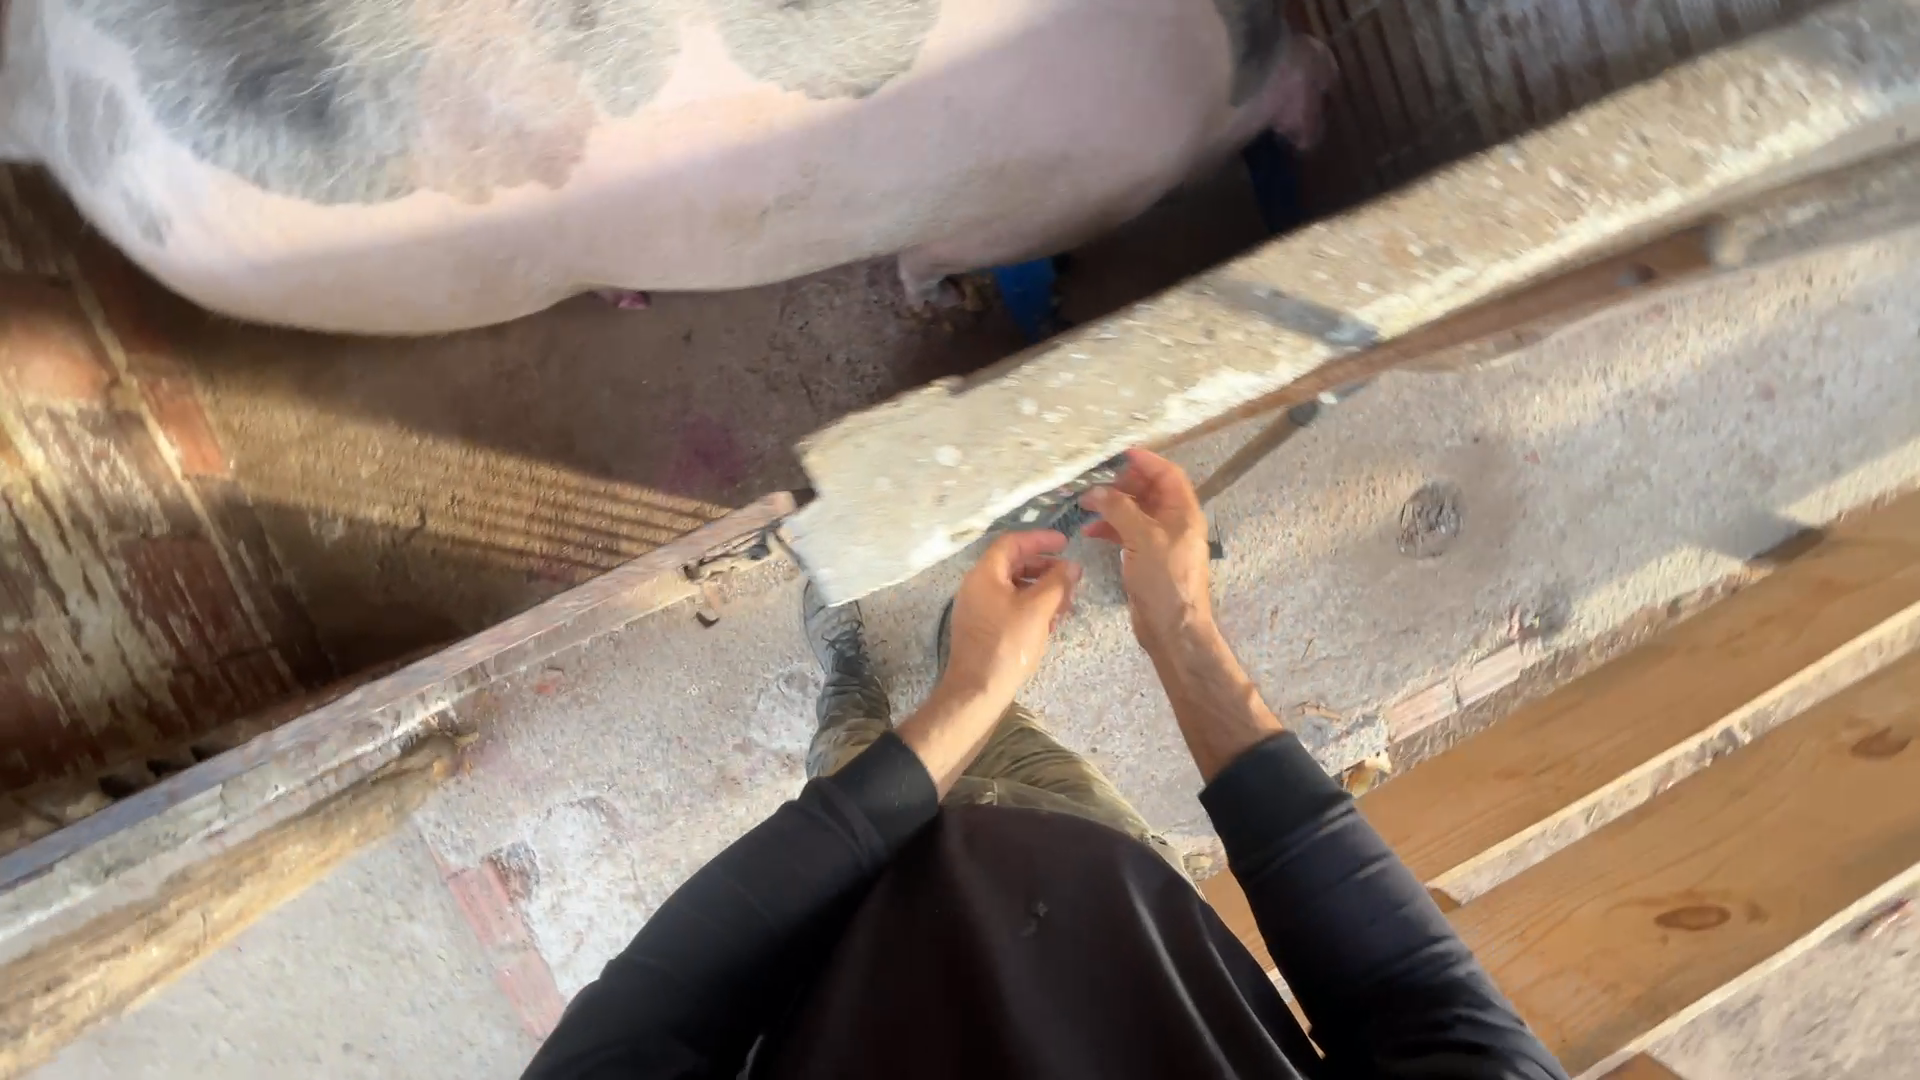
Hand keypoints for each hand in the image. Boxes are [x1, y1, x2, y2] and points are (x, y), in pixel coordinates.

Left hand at [937, 530, 1081, 708]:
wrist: (978, 690)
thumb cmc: (1007, 644)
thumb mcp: (1038, 609)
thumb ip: (1057, 583)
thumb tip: (1072, 566)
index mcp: (984, 574)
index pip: (1012, 543)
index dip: (1040, 539)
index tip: (1065, 543)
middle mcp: (976, 586)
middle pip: (1013, 564)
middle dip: (1044, 568)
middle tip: (1070, 578)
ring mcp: (977, 608)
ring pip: (1013, 587)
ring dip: (1040, 590)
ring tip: (1065, 604)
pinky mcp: (981, 627)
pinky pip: (1008, 606)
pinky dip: (1030, 607)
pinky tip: (1049, 622)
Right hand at [1081, 449, 1214, 658]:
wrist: (1171, 628)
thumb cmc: (1164, 580)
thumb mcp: (1142, 538)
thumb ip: (1119, 509)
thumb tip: (1095, 491)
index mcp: (1183, 511)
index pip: (1166, 473)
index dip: (1144, 460)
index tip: (1116, 455)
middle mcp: (1174, 522)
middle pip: (1147, 491)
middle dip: (1120, 484)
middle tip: (1094, 483)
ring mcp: (1160, 541)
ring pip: (1134, 512)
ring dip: (1111, 506)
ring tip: (1085, 505)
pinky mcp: (1146, 557)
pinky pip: (1127, 533)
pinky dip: (1109, 529)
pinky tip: (1090, 531)